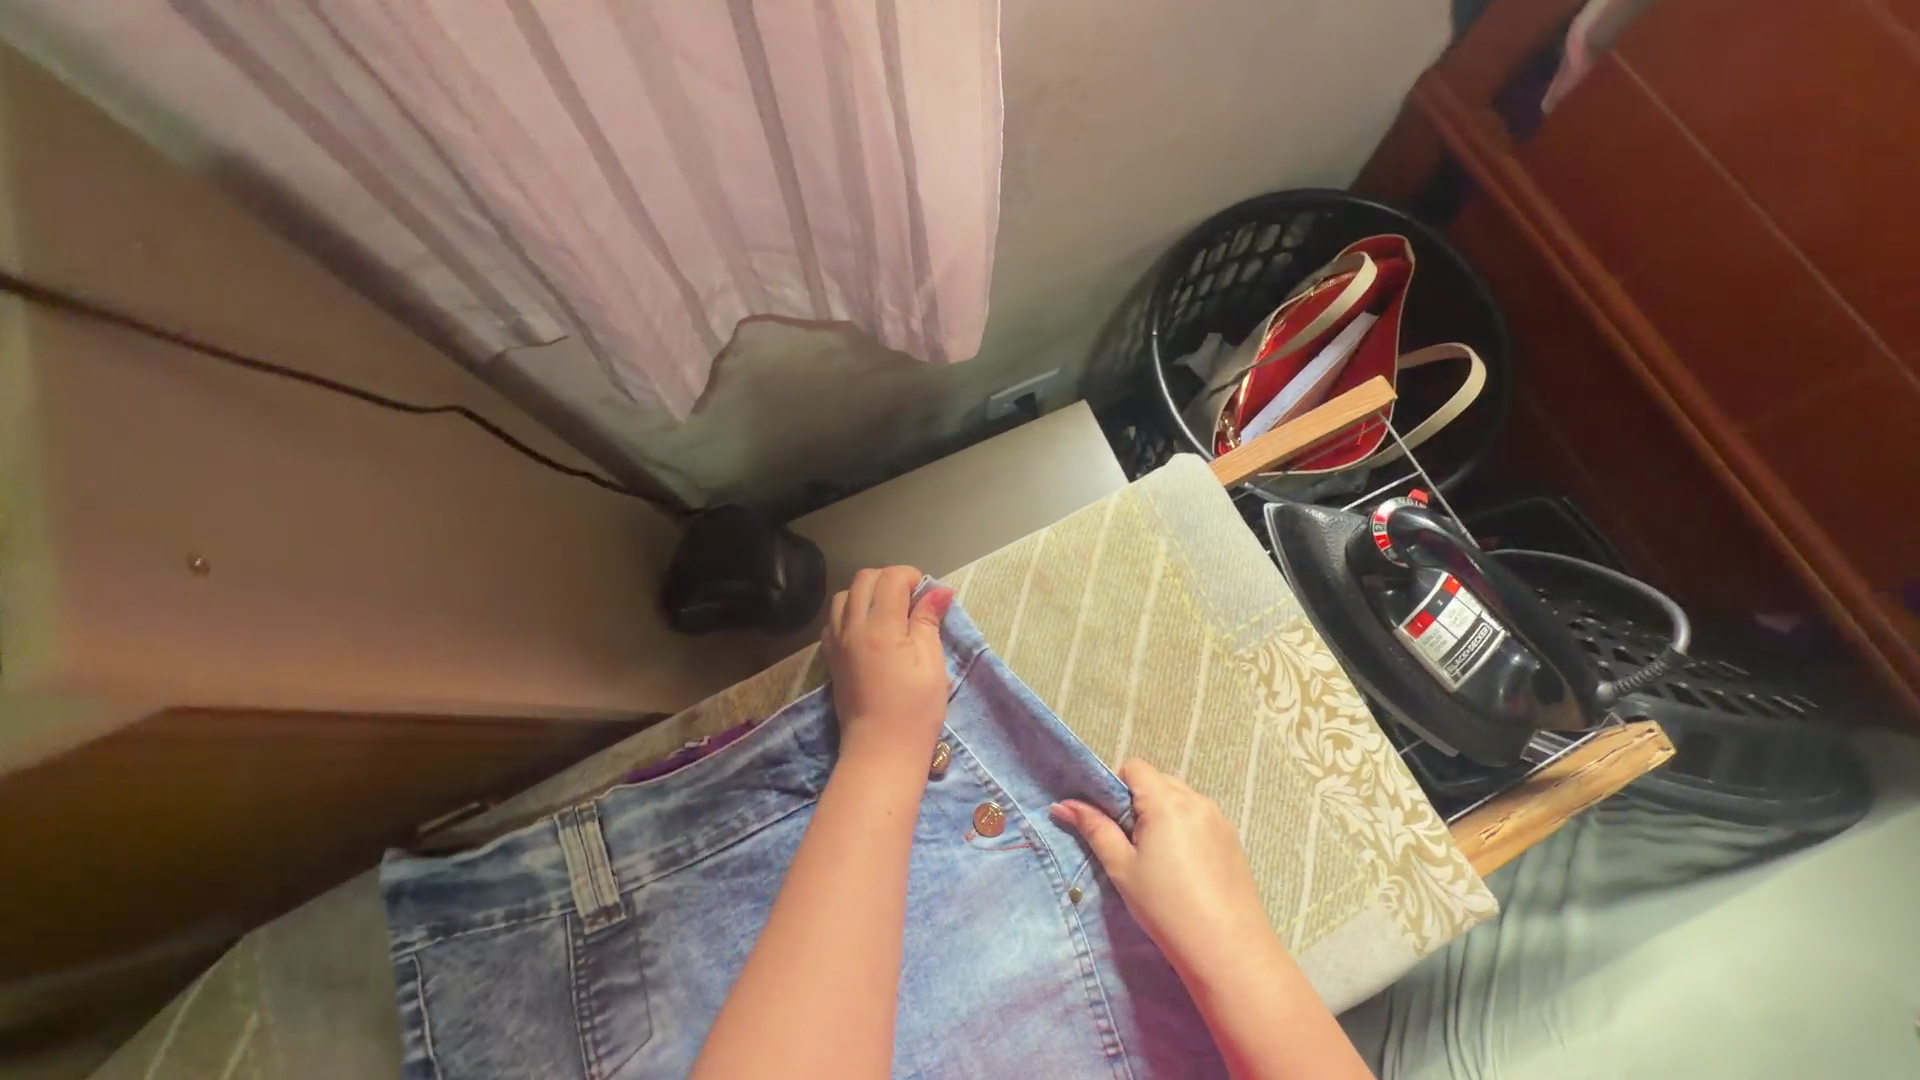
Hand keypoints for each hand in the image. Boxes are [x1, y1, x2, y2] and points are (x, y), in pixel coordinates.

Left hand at [822, 567, 954, 769]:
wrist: (880, 750)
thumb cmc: (915, 710)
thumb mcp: (932, 663)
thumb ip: (929, 622)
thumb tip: (939, 591)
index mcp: (880, 627)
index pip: (891, 578)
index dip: (912, 577)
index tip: (928, 595)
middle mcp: (852, 627)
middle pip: (864, 579)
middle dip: (890, 580)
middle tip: (912, 601)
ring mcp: (837, 642)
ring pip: (845, 596)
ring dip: (868, 593)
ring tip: (890, 613)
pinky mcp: (831, 658)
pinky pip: (835, 619)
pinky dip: (852, 612)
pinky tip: (870, 630)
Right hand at [1051, 759, 1274, 984]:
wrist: (1229, 950)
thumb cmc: (1166, 907)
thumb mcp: (1122, 867)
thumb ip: (1094, 828)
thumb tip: (1063, 804)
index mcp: (1167, 801)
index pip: (1134, 768)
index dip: (1116, 787)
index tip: (1113, 822)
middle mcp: (1196, 800)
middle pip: (1158, 781)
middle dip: (1139, 802)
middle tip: (1132, 844)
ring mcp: (1219, 818)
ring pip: (1180, 799)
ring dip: (1163, 814)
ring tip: (1159, 859)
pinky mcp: (1233, 838)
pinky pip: (1200, 817)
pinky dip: (1185, 828)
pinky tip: (1184, 868)